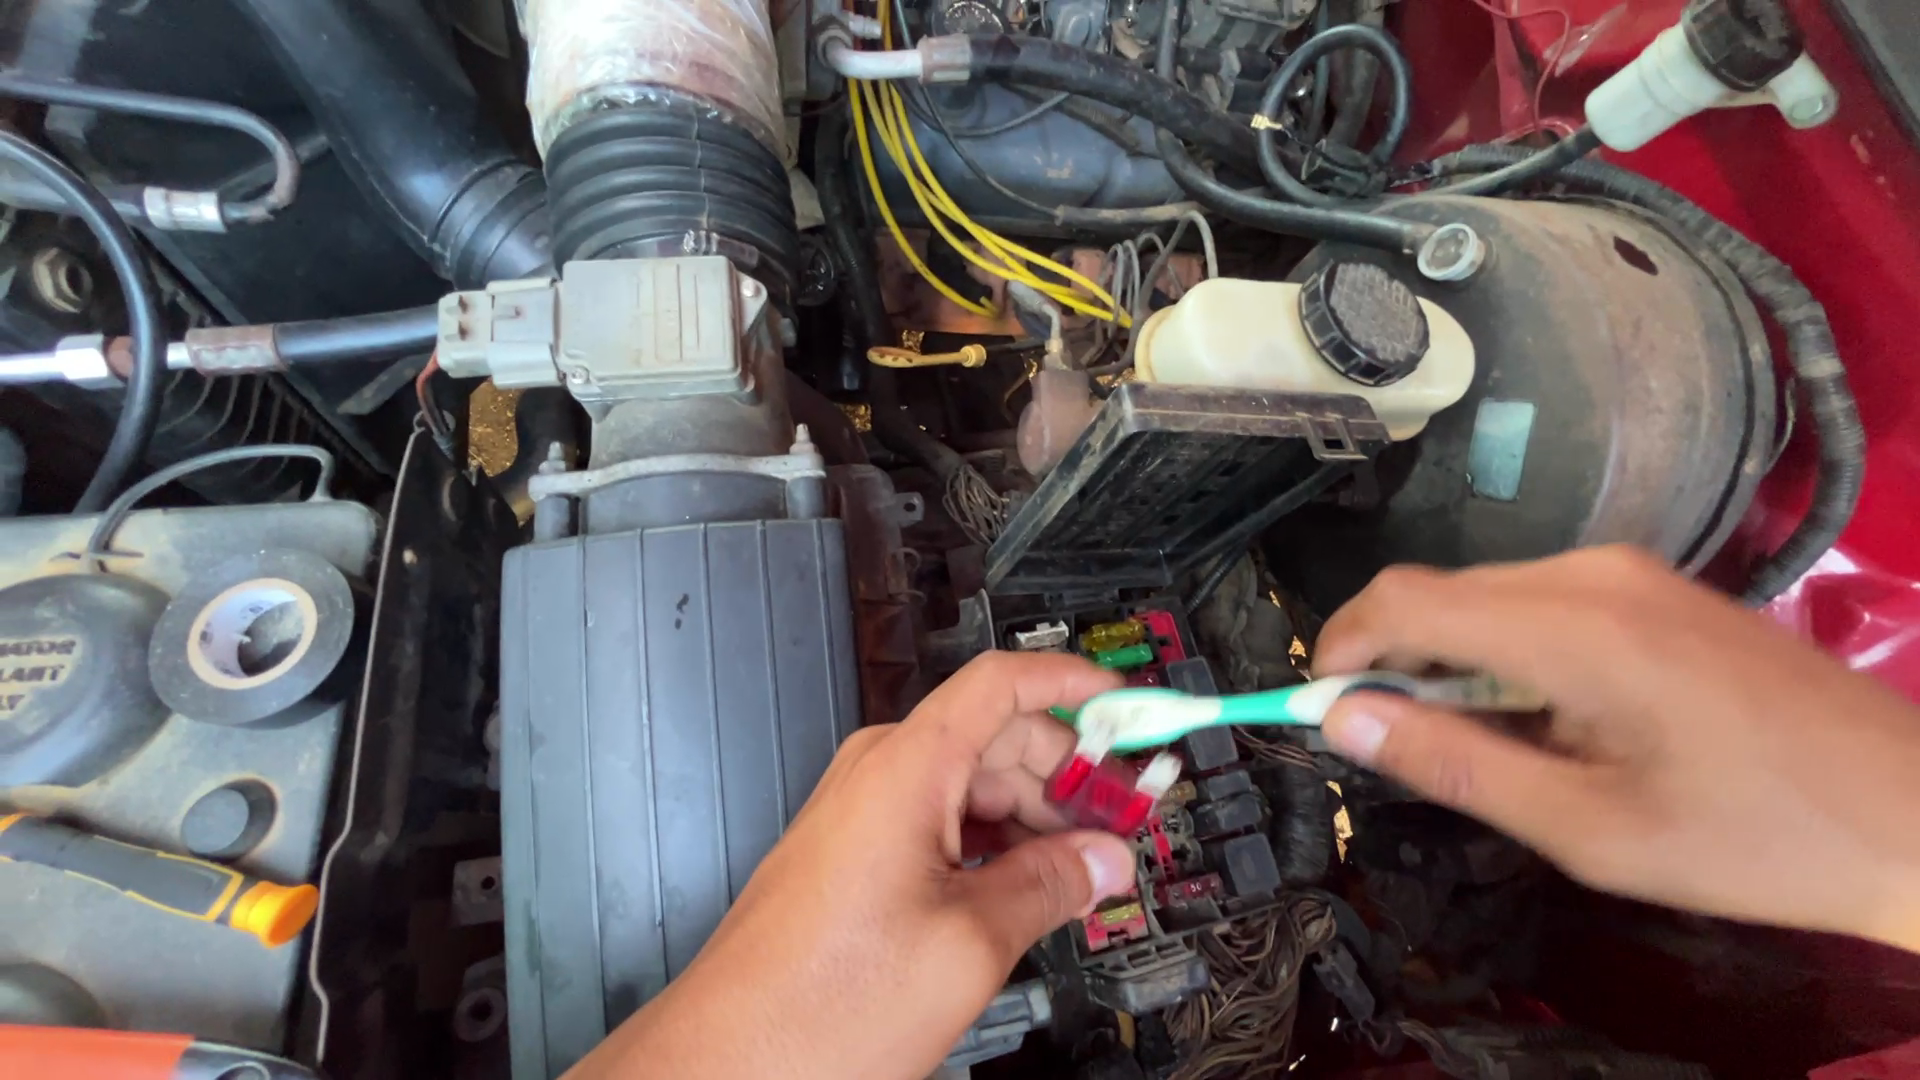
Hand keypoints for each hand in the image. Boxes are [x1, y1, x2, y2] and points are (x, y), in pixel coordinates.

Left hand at [568, 652, 1135, 1079]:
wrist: (724, 1064)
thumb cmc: (818, 1004)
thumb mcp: (967, 944)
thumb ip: (1049, 886)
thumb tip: (1103, 858)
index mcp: (908, 766)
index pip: (1001, 684)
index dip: (1069, 683)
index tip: (1122, 704)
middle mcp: (884, 770)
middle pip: (1000, 738)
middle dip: (1069, 776)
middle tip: (1125, 823)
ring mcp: (870, 806)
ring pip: (976, 784)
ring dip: (1037, 817)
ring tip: (1088, 867)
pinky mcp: (864, 844)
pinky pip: (947, 818)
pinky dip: (997, 842)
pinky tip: (1033, 884)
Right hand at [1313, 546, 1919, 951]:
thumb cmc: (1757, 840)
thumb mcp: (1587, 829)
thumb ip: (1450, 764)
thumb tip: (1339, 721)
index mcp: (1572, 629)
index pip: (1402, 602)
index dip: (1341, 646)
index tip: (1325, 706)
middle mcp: (1585, 574)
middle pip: (1429, 593)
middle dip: (1386, 658)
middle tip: (1395, 736)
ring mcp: (1618, 570)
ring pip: (1469, 594)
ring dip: (1437, 654)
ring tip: (1473, 731)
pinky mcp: (1639, 582)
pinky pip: (1519, 597)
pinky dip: (1486, 644)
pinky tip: (1530, 704)